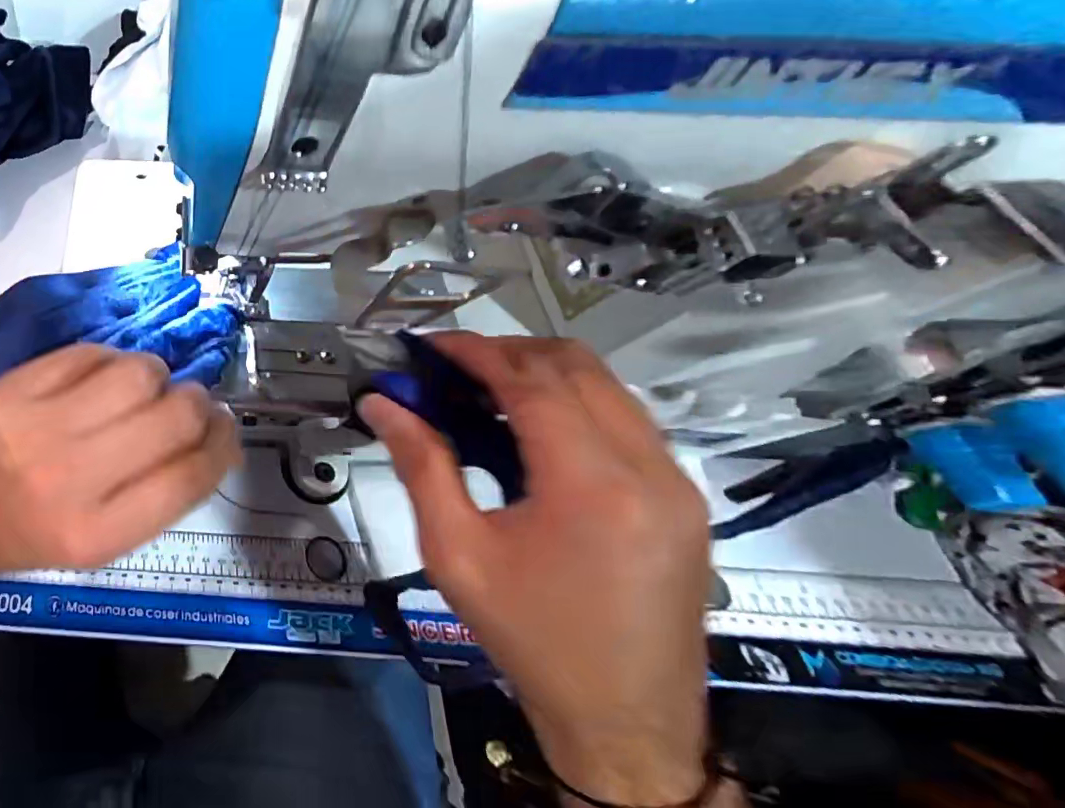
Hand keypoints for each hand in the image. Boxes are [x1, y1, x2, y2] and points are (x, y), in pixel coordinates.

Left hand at [0, 343, 240, 580]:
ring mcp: (38, 426)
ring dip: (156, 377)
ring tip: (142, 390)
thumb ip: (162, 493)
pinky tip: (102, 380)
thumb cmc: (36, 532)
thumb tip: (215, 432)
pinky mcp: (15, 387)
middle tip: (190, 404)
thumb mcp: (104, 542)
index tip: (224, 429)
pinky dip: (111, 361)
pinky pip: (92, 353)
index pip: (190, 476)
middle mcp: (70, 479)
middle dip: (198, 404)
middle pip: (173, 418)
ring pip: (138, 373)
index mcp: (98, 533)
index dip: (223, 444)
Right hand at [359, 333, 711, 805]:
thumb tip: (381, 403)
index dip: (475, 351)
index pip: (530, 381)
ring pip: (606, 385)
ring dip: (541, 372)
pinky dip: (573, 401)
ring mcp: (677, 481)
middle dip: (506, 351)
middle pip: (574, 366)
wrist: (624, 719)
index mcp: (590, 484)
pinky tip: (530, 428)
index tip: (429, 345)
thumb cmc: (530, 636)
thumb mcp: (456, 552)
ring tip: (483, 390)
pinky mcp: (684, 497)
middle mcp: (648, 469)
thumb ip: (419, 465)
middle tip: (450, 367)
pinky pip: (624, 418)